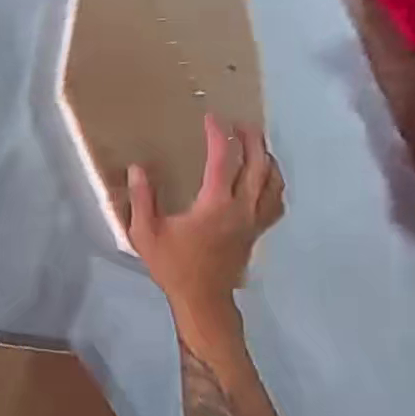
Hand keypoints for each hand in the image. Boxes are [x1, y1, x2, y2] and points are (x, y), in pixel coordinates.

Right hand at [126, 115, 283, 312]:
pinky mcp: (258, 229)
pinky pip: (276, 199)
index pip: (223, 161)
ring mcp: (255, 219)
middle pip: (257, 164)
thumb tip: (138, 169)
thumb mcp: (145, 233)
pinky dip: (274, 182)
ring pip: (272, 180)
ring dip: (265, 157)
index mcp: (215, 205)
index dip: (218, 136)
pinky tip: (266, 177)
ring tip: (255, 143)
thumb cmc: (171, 264)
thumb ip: (143, 199)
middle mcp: (242, 208)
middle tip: (240, 123)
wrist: (202, 297)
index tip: (212, 118)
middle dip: (250, 139)